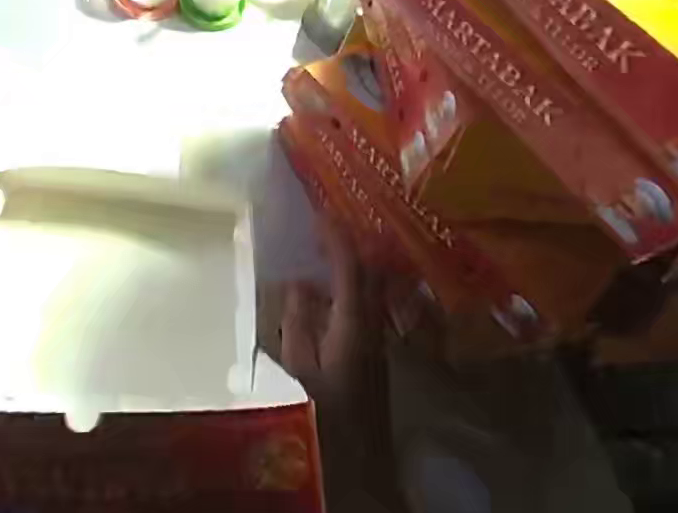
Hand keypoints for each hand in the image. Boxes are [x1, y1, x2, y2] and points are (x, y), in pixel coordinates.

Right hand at [273, 219, 400, 510]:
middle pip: (369, 269)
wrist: (361, 467)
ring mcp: (378, 336)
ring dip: (350, 263)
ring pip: (369, 285)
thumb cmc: (325, 418)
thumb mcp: (299, 371)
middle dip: (349, 241)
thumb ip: (298, 323)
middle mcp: (373, 322)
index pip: (350, 265)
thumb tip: (298, 284)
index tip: (320, 211)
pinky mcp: (376, 349)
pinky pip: (365, 303)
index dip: (336, 235)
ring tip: (323, 248)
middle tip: (323, 223)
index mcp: (353, 321)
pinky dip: (348, 287)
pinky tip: (325, 293)